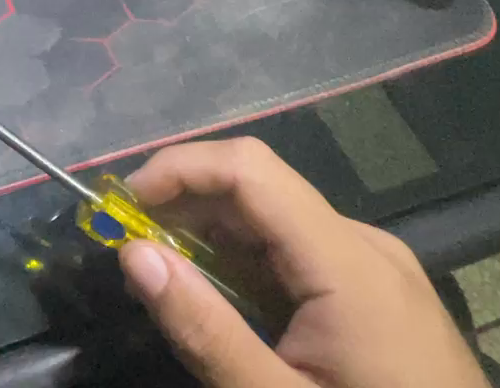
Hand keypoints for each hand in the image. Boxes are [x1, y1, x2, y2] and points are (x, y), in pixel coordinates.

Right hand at [116, 138, 488, 387]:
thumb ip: (205, 332)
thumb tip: (132, 252)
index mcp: (349, 264)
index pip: (248, 168)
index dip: (177, 169)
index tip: (124, 208)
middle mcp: (364, 246)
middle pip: (254, 187)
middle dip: (181, 205)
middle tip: (132, 252)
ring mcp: (374, 268)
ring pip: (268, 218)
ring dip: (206, 235)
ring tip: (165, 280)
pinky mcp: (373, 292)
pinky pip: (292, 251)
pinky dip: (240, 262)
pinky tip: (216, 300)